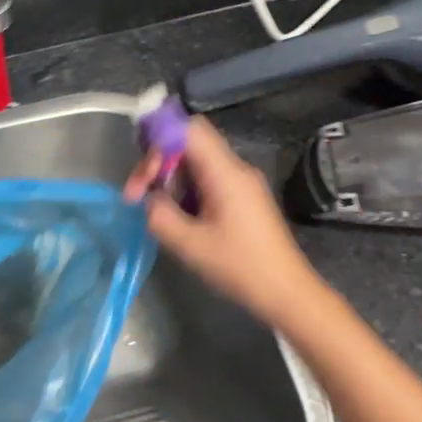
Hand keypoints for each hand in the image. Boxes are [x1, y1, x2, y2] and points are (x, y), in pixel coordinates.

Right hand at [126, 116, 323, 325]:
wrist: (285, 291)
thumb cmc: (239, 267)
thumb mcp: (189, 245)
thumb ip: (160, 215)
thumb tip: (147, 199)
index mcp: (225, 173)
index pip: (189, 130)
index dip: (158, 140)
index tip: (143, 175)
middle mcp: (235, 170)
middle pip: (189, 145)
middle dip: (158, 165)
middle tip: (136, 197)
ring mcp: (241, 185)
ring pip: (196, 165)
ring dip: (170, 182)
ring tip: (156, 212)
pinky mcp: (242, 200)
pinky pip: (207, 182)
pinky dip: (185, 193)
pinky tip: (178, 219)